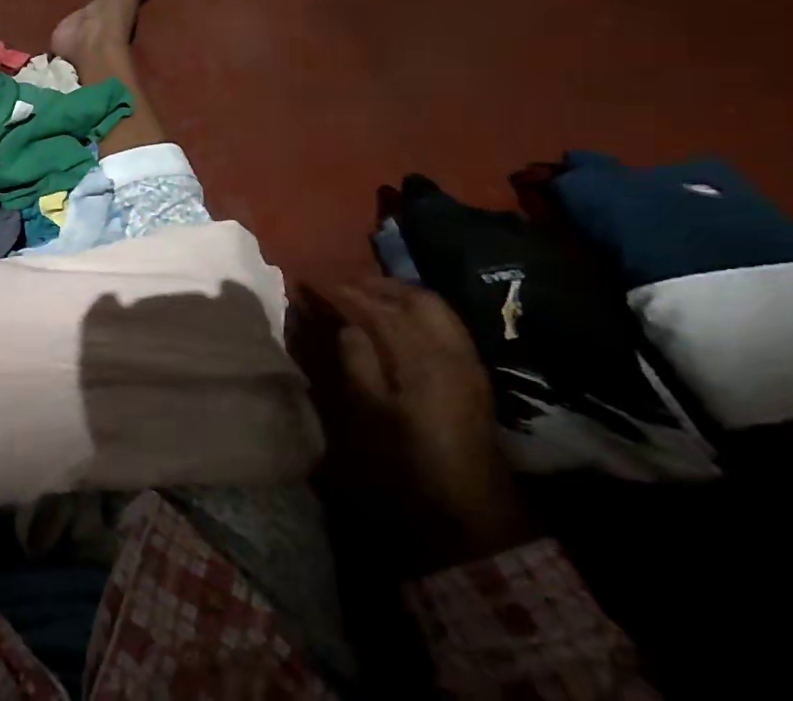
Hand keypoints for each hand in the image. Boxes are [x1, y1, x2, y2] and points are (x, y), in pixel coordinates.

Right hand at [323, 278, 531, 571]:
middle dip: (382, 286)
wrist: (470, 507)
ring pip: (437, 310)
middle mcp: (452, 351)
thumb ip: (358, 365)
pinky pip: (446, 326)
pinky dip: (419, 313)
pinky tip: (399, 324)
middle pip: (419, 299)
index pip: (383, 311)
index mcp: (424, 361)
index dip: (349, 295)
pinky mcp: (473, 375)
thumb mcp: (371, 417)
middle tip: (346, 285)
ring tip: (369, 298)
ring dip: (402, 296)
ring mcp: (468, 362)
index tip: (319, 285)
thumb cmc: (410, 462)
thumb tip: (346, 328)